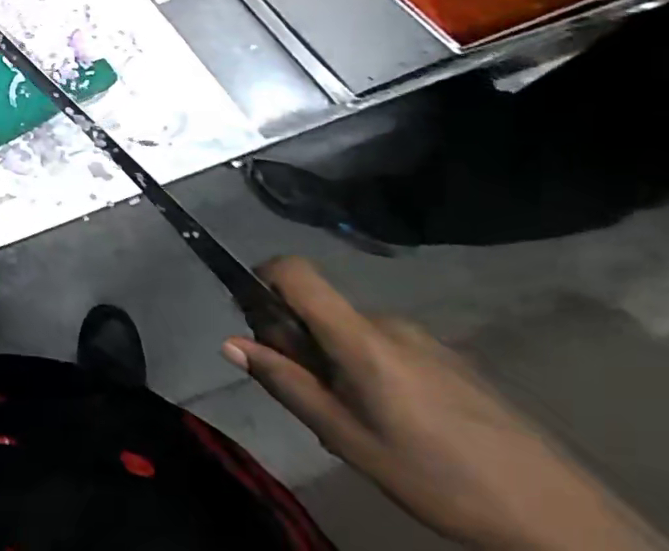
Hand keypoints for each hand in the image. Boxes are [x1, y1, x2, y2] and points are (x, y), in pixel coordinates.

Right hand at [225, 258, 665, 550]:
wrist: (565, 523)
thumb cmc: (438, 477)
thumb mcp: (347, 439)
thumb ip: (287, 384)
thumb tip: (230, 342)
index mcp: (361, 339)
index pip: (295, 272)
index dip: (262, 279)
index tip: (257, 320)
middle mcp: (391, 326)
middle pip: (319, 310)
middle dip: (299, 342)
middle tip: (314, 397)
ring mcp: (427, 342)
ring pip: (351, 333)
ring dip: (335, 361)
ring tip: (358, 418)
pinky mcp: (452, 362)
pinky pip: (386, 348)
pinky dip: (370, 371)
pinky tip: (397, 422)